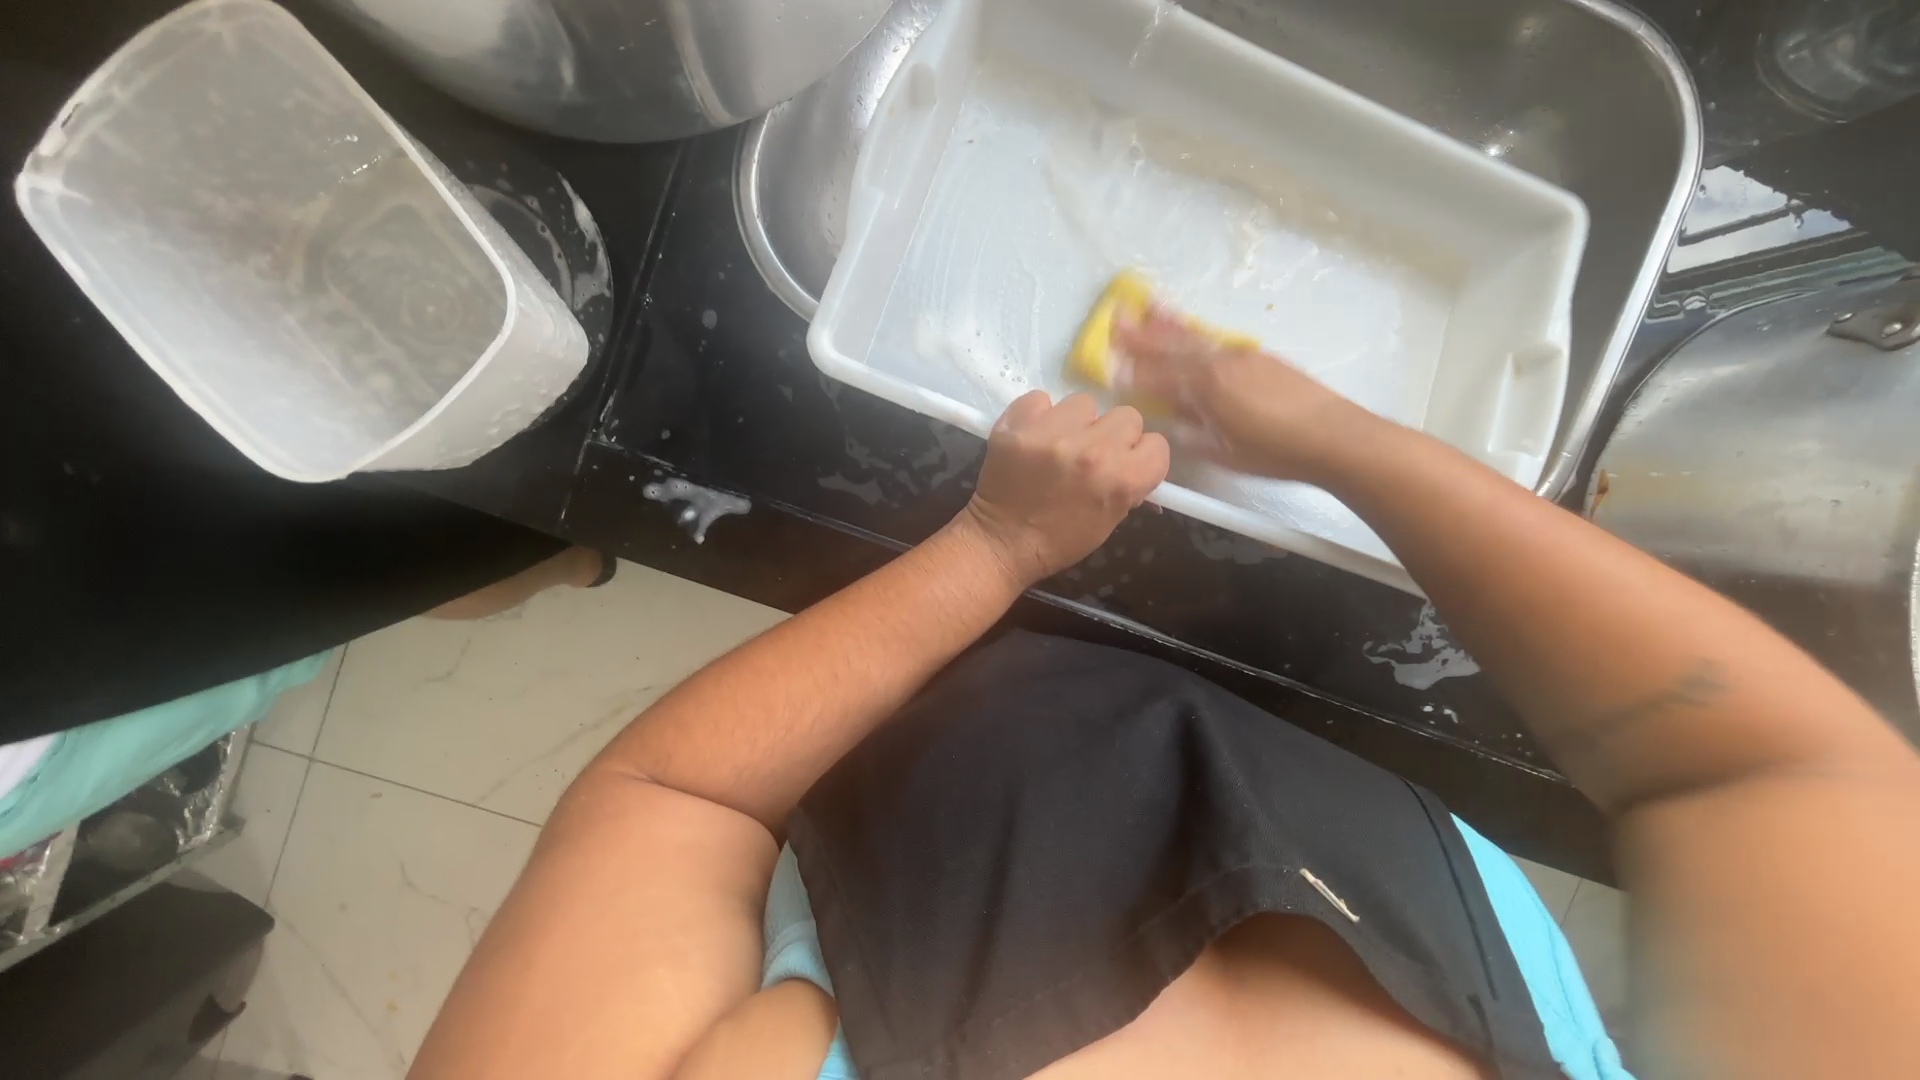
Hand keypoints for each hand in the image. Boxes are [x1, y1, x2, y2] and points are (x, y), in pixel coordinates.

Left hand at [959, 391, 1169, 586]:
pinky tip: (1032, 438)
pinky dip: (1038, 415)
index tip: (1124, 466)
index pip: (1156, 445)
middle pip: (1126, 416)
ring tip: (1058, 445)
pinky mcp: (1018, 425)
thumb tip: (1136, 461)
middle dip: (1112, 435)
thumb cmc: (1060, 540)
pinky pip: (1040, 399)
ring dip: (1075, 422)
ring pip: (1084, 403)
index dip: (1140, 457)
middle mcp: (1091, 450)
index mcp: (1121, 479)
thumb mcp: (1110, 519)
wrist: (1002, 543)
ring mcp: (1052, 435)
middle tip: (1091, 455)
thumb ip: (1129, 485)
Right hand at [1111, 306, 1374, 481]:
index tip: (1108, 365)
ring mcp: (1243, 356)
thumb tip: (1168, 424)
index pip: (1158, 377)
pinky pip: (1218, 340)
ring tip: (1150, 307)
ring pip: (1197, 337)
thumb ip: (1190, 434)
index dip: (1132, 373)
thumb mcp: (1222, 452)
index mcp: (1205, 387)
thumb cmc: (1274, 452)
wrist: (1334, 436)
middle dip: (1142, 335)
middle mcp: (1220, 363)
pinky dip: (1198, 333)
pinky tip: (1193, 332)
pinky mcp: (1262, 358)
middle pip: (1173, 346)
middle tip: (1117, 319)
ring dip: (1170, 325)